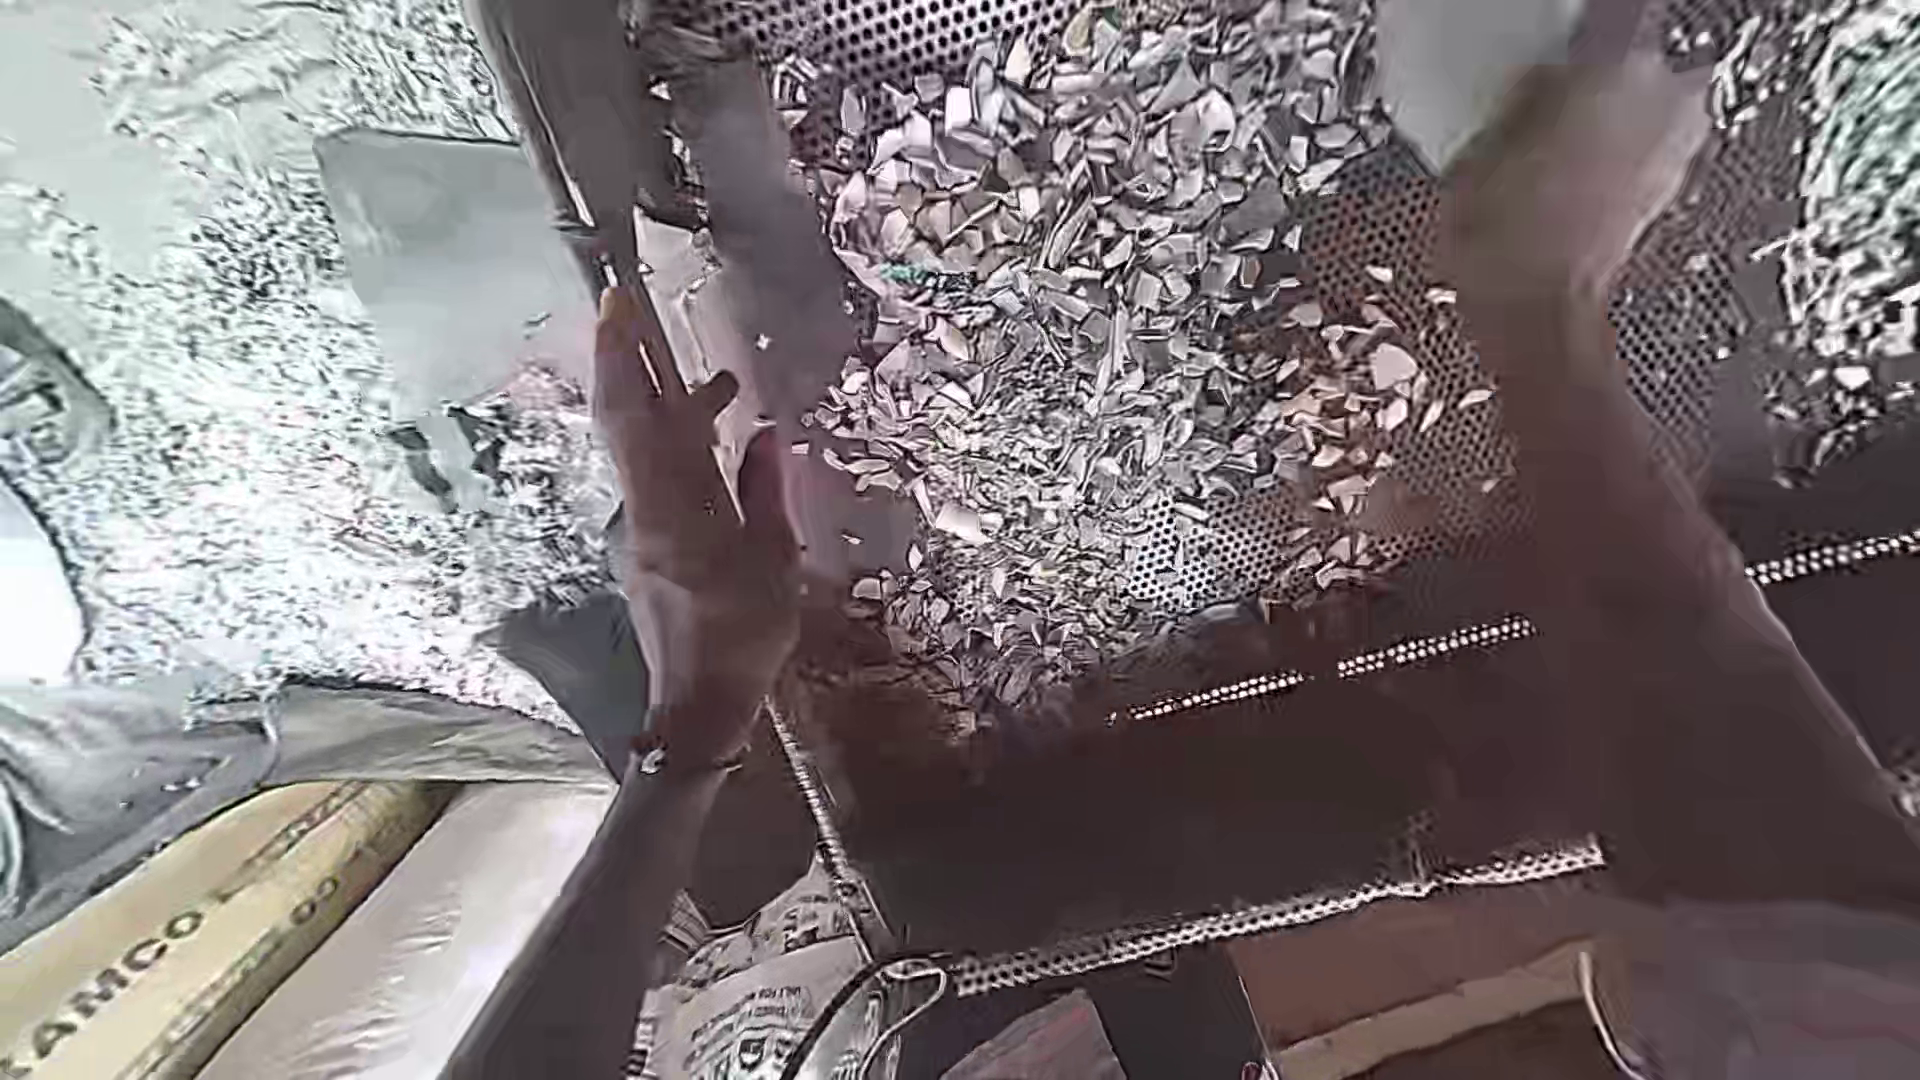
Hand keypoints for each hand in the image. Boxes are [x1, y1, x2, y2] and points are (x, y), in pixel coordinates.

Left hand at [593, 285, 799, 760]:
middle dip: (626, 366)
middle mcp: (642, 510)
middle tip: (643, 320)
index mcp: (678, 511)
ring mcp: (635, 529)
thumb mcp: (775, 560)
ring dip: (668, 412)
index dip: (620, 360)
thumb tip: (765, 435)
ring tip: (720, 391)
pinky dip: (676, 449)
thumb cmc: (746, 632)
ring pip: (640, 452)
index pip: (637, 420)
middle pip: (623, 424)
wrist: (699, 699)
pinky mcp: (640, 546)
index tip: (615, 308)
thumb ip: (766, 492)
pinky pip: (654, 481)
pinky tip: (712, 450)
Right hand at [1439, 52, 1710, 322]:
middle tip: (1529, 120)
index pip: (1608, 13)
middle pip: (1623, 62)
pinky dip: (1608, 157)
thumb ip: (1506, 115)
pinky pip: (1640, 145)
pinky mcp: (1672, 177)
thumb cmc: (1500, 246)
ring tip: (1541, 164)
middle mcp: (1664, 89)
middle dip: (1580, 87)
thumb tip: (1527, 94)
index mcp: (1610, 70)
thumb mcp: (1468, 171)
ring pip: (1635, 105)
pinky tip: (1563, 189)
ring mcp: (1678, 135)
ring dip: (1596, 124)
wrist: (1536, 313)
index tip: (1545, 50)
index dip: (1571, 33)